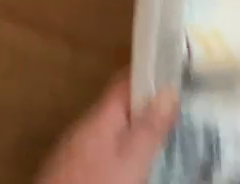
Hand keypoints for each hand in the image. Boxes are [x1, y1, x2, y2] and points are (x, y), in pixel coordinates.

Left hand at [36, 75, 178, 183]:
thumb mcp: (131, 161)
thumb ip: (150, 127)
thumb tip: (169, 88)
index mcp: (99, 114)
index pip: (125, 79)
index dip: (149, 72)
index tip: (171, 71)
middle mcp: (83, 124)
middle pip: (117, 105)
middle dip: (142, 105)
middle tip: (171, 111)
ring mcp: (72, 147)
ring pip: (107, 128)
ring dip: (129, 129)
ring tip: (154, 138)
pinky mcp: (68, 168)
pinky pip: (98, 148)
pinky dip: (116, 148)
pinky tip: (125, 163)